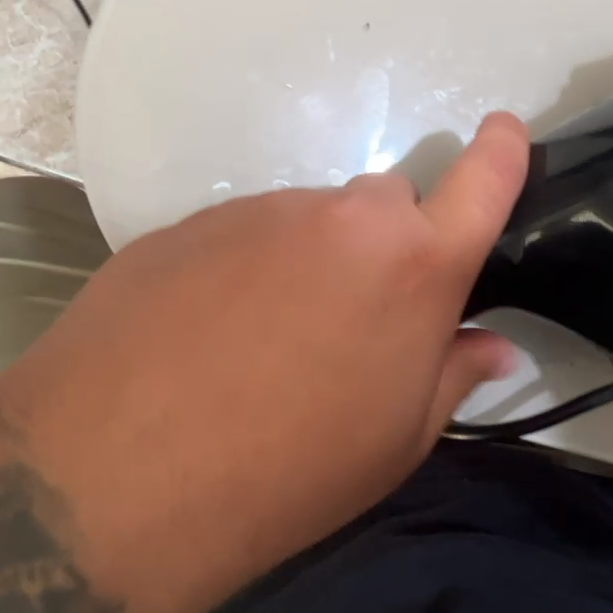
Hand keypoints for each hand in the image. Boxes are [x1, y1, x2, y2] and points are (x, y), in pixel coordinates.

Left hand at [0, 113, 530, 612]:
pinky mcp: (191, 221)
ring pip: (314, 222)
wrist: (107, 482)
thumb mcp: (395, 442)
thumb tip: (497, 347)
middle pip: (389, 205)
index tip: (505, 130)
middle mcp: (346, 218)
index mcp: (414, 265)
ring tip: (265, 342)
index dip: (503, 150)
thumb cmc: (287, 472)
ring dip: (313, 261)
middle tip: (354, 320)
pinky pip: (247, 234)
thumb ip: (454, 375)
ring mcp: (262, 211)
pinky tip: (209, 334)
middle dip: (388, 247)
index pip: (483, 181)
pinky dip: (248, 269)